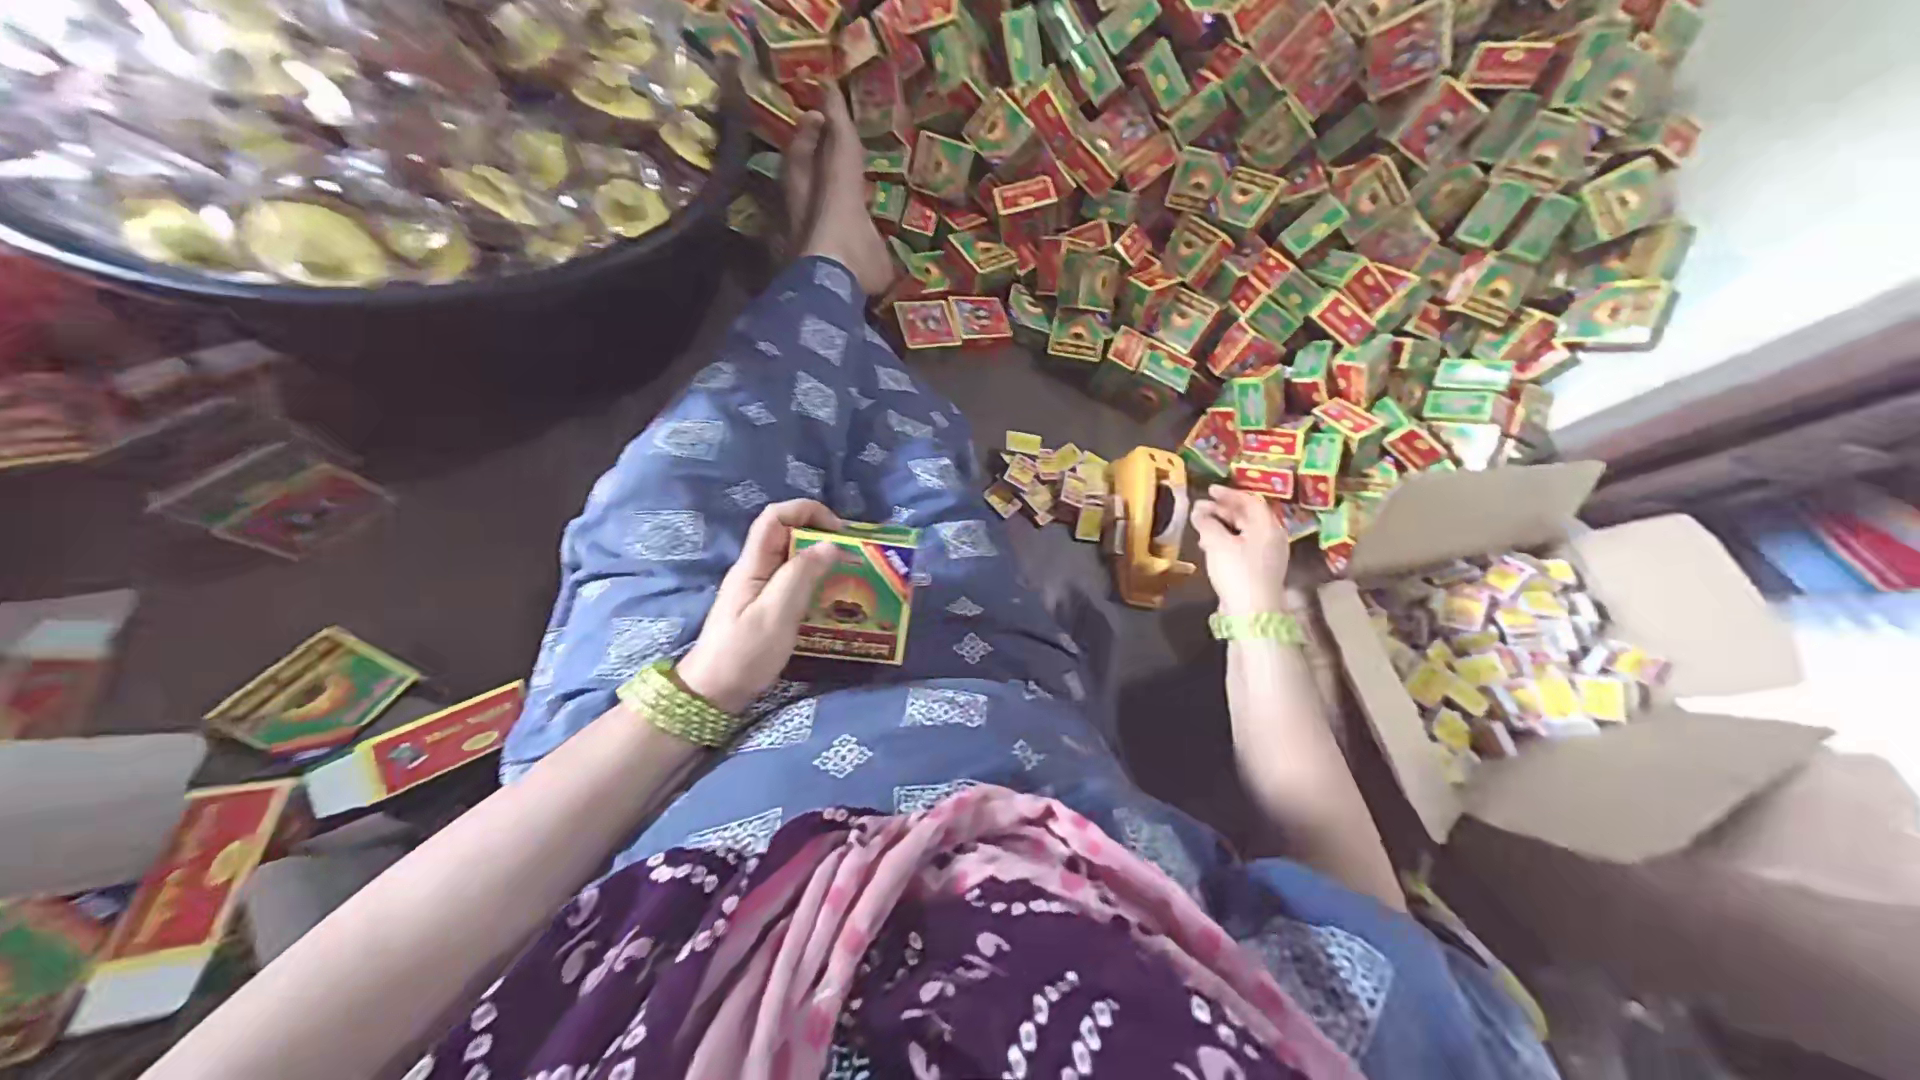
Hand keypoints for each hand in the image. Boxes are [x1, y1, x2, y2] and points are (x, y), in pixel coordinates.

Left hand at [676, 499, 843, 713]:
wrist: (712, 693)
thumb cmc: (744, 653)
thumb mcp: (777, 613)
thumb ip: (802, 575)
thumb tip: (831, 545)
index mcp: (753, 564)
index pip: (775, 517)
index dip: (807, 511)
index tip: (840, 530)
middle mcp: (754, 569)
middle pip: (786, 534)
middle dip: (820, 536)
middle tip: (852, 555)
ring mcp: (757, 588)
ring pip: (791, 559)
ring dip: (820, 560)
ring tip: (848, 576)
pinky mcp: (764, 607)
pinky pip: (791, 582)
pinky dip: (814, 582)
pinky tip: (831, 600)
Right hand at [1191, 485, 1292, 617]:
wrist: (1251, 612)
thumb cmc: (1237, 571)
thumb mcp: (1217, 543)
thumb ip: (1207, 522)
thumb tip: (1198, 510)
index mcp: (1267, 526)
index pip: (1250, 501)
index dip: (1228, 493)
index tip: (1209, 490)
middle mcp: (1272, 537)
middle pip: (1248, 516)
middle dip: (1223, 509)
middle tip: (1201, 507)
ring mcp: (1267, 554)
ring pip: (1244, 531)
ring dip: (1222, 525)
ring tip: (1201, 524)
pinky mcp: (1259, 569)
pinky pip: (1242, 545)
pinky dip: (1226, 539)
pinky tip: (1209, 544)